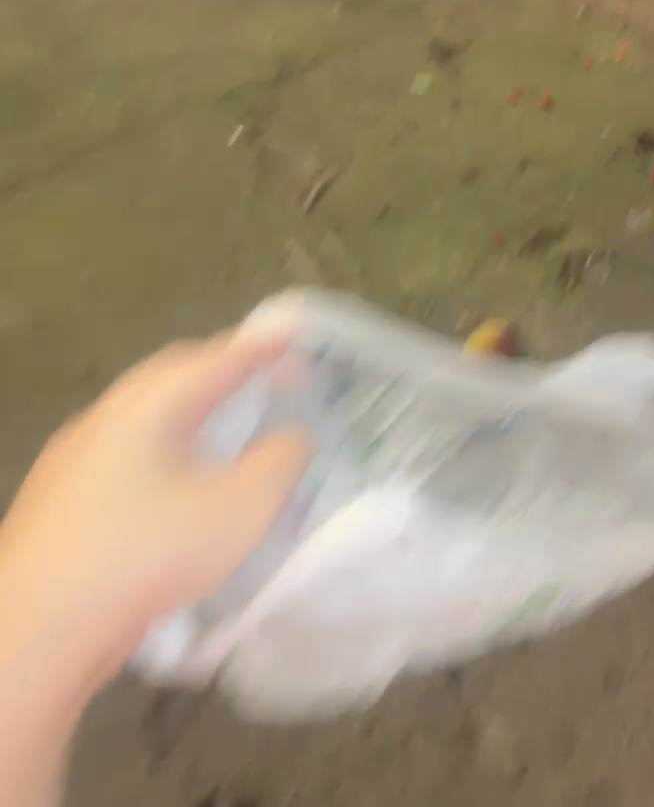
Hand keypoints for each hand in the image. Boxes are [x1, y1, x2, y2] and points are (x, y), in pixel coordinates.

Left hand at [0, 330, 311, 670]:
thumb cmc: (151, 553)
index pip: (213, 360)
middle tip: (276, 369)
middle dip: (227, 365)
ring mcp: (74, 463)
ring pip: (148, 410)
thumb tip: (288, 436)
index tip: (301, 335)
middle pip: (170, 376)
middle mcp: (102, 425)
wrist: (35, 635)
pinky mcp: (67, 499)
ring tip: (243, 411)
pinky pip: (134, 443)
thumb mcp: (248, 500)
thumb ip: (283, 454)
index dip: (262, 345)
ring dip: (200, 400)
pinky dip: (178, 432)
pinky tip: (198, 463)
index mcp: (144, 413)